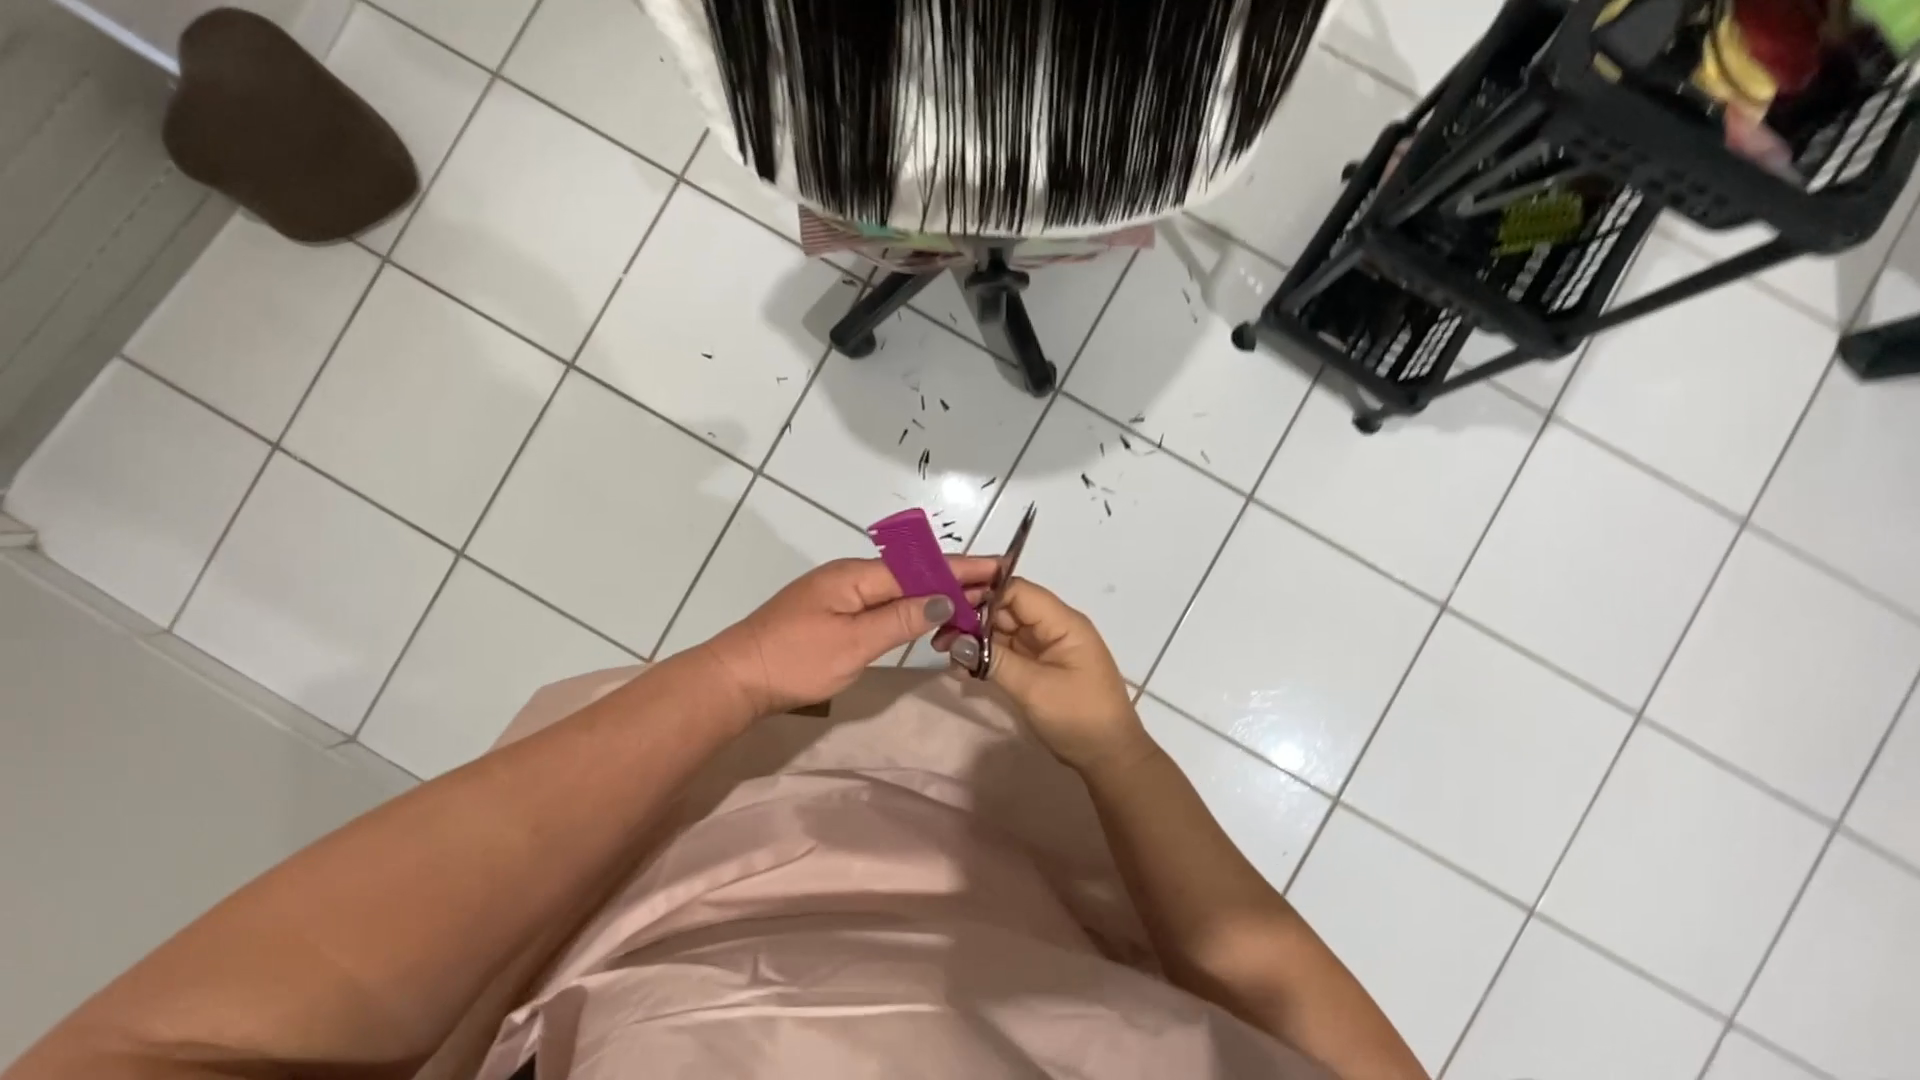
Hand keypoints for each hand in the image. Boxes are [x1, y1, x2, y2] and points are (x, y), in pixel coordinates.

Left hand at [702, 557, 999, 716]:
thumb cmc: (795, 661)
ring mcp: (838, 593)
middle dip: (953, 578)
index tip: (1000, 565)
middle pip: (912, 573)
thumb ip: (901, 619)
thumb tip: (944, 597)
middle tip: (995, 586)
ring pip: (897, 588)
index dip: (961, 568)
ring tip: (971, 600)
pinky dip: (909, 607)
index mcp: (856, 575)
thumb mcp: (854, 643)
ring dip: (933, 593)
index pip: (921, 568)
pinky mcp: (831, 612)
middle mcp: (849, 576)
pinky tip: (925, 615)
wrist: (737, 678)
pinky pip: (882, 602)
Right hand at [935, 579, 1150, 773]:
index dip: (983, 595)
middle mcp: (1054, 628)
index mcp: (1063, 623)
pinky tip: (961, 666)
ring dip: (976, 638)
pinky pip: (1008, 651)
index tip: (949, 608)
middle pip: (1008, 609)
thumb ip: (995, 661)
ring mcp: (1046, 648)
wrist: (1108, 757)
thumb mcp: (1034, 688)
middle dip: (974, 617)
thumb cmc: (1078, 717)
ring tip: (944, 651)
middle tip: (939, 635)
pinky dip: (987, 656)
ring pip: (1005, 630)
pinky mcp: (1039, 667)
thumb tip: (956, 641)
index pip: (1017, 591)